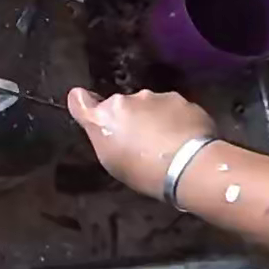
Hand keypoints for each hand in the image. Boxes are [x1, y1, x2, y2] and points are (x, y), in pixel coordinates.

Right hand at [67, 88, 216, 196]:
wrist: (189, 166)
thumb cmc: (141, 171)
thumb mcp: (111, 160)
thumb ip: (105, 135)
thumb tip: (109, 125)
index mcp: (101, 117)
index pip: (79, 99)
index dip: (83, 101)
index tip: (88, 106)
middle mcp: (123, 101)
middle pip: (119, 105)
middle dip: (127, 116)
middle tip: (138, 139)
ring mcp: (155, 97)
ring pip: (148, 104)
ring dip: (151, 116)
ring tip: (164, 140)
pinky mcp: (182, 100)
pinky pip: (173, 108)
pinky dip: (174, 118)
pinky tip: (183, 137)